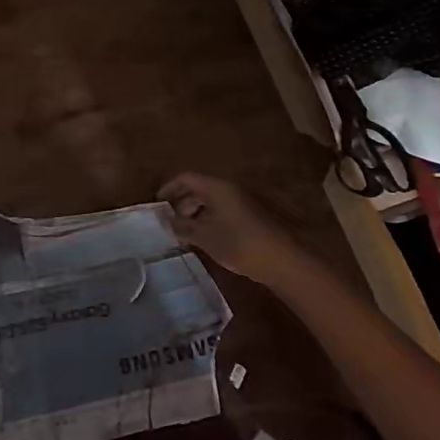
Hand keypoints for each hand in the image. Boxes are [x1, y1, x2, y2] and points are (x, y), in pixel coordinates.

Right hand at [158, 172, 302, 281]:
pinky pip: (221, 211)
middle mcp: (229, 190)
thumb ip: (182, 226)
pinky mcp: (249, 217)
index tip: (157, 204)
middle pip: (198, 189)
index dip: (168, 188)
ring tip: (184, 233)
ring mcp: (241, 203)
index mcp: (216, 188)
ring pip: (210, 201)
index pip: (186, 178)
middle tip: (169, 221)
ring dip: (194, 214)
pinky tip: (203, 239)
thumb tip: (168, 221)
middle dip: (181, 203)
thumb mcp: (204, 236)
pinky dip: (207, 220)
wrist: (282, 261)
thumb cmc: (238, 243)